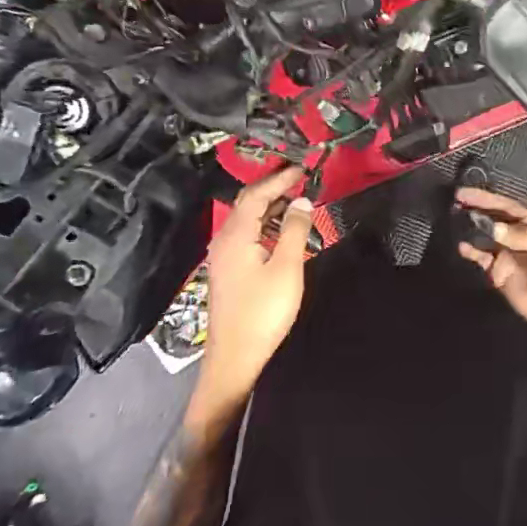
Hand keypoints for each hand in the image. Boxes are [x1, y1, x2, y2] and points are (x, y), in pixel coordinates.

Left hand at [191, 166, 312, 423]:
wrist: (236, 358)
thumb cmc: (263, 312)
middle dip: (273, 188)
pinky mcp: (229, 271)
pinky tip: (283, 232)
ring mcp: (224, 256)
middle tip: (300, 178)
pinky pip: (247, 235)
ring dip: (271, 207)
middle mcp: (224, 240)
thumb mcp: (287, 268)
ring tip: (297, 201)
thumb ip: (295, 230)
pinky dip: (266, 225)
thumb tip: (301, 201)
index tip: (302, 168)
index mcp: (235, 235)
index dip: (279, 178)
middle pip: (247, 204)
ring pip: (247, 220)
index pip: (256, 194)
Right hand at [454, 188, 526, 361]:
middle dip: (477, 207)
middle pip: (495, 218)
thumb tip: (493, 228)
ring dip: (472, 227)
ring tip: (454, 218)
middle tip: (456, 198)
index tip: (467, 193)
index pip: (510, 207)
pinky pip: (483, 259)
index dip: (489, 199)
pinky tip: (462, 247)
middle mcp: (520, 238)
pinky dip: (472, 252)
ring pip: (486, 237)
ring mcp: (509, 256)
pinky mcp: (500, 275)